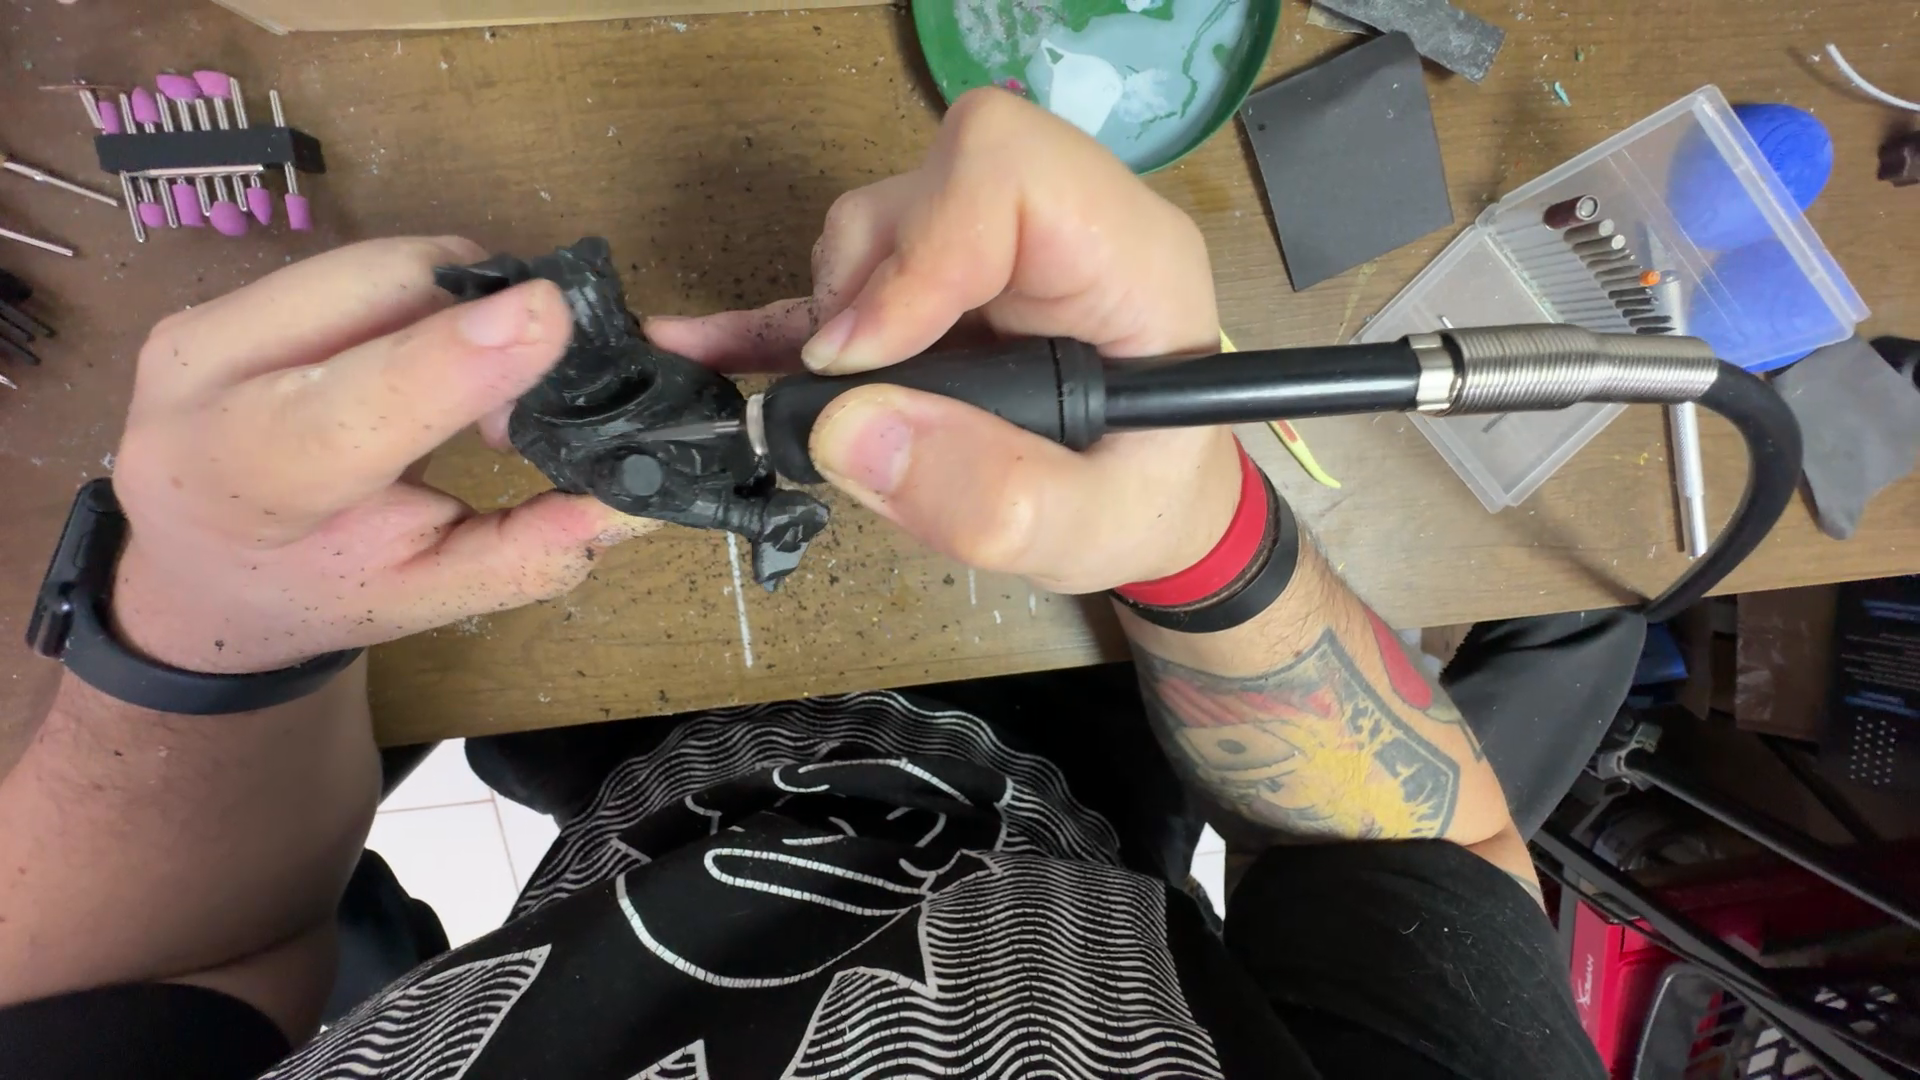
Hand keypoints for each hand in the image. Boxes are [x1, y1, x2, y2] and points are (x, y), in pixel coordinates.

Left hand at [108, 237, 656, 674]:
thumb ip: (531, 554)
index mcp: (254, 480)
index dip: (454, 356)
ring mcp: (216, 315)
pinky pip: (381, 266)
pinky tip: (458, 356)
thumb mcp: (435, 595)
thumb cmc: (327, 589)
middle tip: (545, 385)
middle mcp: (210, 373)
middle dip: (492, 313)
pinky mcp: (244, 291)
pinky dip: (451, 299)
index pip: (355, 409)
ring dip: (476, 304)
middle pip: (382, 287)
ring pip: (389, 261)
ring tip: (499, 385)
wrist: (206, 563)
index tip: (552, 314)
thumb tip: (635, 500)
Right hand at [648, 89, 1241, 593]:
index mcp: (1126, 261)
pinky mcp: (938, 301)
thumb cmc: (1144, 509)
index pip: (1007, 172)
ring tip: (841, 402)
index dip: (916, 250)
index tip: (860, 360)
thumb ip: (996, 497)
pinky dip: (781, 322)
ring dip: (832, 314)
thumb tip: (847, 431)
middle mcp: (1057, 234)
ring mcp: (990, 261)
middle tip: (846, 388)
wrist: (1145, 502)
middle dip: (861, 288)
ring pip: (875, 227)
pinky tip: (712, 349)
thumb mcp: (1092, 530)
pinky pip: (849, 286)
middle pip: (925, 186)